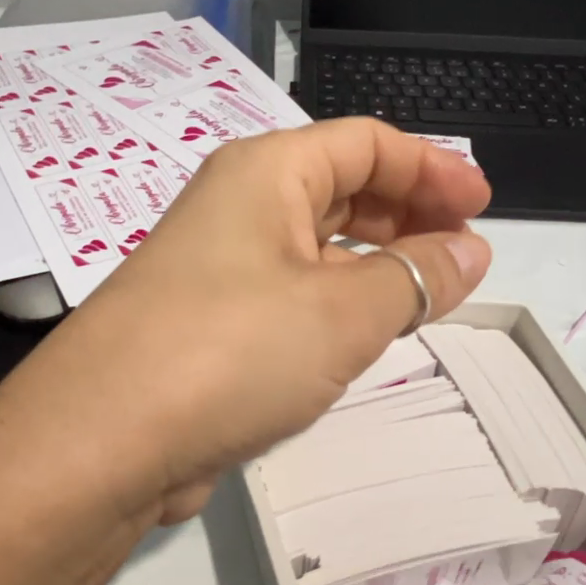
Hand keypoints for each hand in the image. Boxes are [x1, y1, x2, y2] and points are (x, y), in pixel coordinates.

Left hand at [8, 118, 491, 524]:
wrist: (102, 442)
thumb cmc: (231, 350)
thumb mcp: (342, 312)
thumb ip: (416, 277)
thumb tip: (470, 250)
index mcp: (265, 173)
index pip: (365, 142)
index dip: (432, 166)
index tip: (483, 207)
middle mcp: (236, 207)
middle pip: (339, 187)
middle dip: (407, 212)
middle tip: (463, 252)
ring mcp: (217, 267)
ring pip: (315, 246)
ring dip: (374, 262)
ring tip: (427, 294)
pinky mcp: (208, 324)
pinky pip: (289, 294)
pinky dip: (335, 303)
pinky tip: (362, 335)